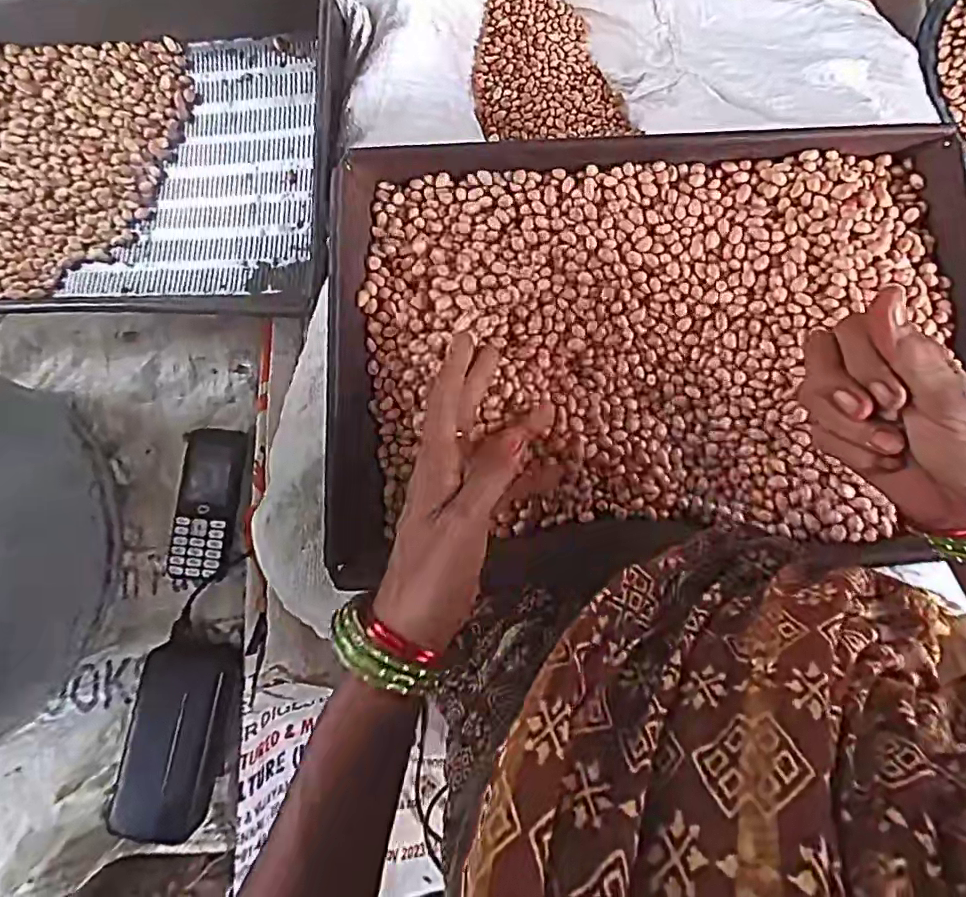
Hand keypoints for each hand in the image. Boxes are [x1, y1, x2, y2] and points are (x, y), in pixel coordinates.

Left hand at [371, 333, 553, 652]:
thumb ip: (492, 475)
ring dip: (513, 429)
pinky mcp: (471, 517)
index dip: (456, 371)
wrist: (413, 626)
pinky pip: (502, 485)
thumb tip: (521, 432)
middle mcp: (444, 473)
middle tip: (496, 352)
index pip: (445, 407)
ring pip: (488, 449)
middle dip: (478, 383)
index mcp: (436, 467)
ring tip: (542, 411)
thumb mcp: (464, 522)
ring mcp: (458, 495)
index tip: (468, 339)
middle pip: (463, 417)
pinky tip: (552, 473)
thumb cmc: (433, 573)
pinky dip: (525, 475)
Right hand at [797, 287, 965, 532]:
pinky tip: (881, 457)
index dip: (864, 362)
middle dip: (848, 393)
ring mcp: (853, 401)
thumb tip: (888, 297)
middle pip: (820, 353)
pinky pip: (816, 430)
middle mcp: (872, 369)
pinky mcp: (842, 433)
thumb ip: (911, 349)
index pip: (851, 329)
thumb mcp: (948, 398)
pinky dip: (849, 450)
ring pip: (811, 393)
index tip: (895, 395)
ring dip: (849, 427)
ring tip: (890, 442)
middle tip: (888, 414)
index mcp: (902, 350)